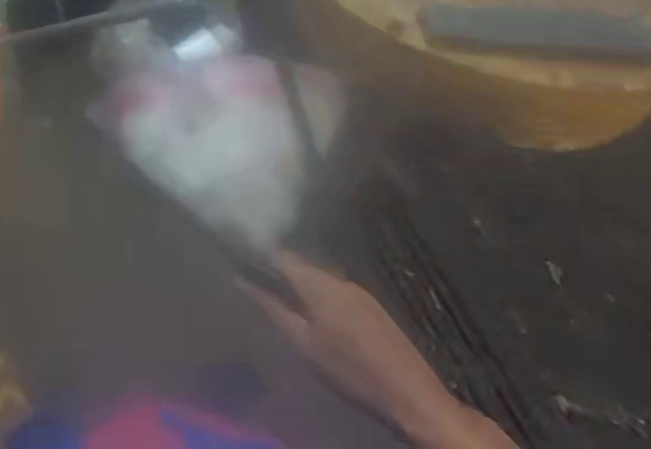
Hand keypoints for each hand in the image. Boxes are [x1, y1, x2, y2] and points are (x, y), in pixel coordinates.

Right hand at [241, 252, 517, 448]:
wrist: (416, 401)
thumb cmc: (350, 370)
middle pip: (298, 263)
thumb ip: (269, 306)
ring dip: (297, 280)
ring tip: (278, 292)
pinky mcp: (374, 308)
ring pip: (317, 276)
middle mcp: (338, 279)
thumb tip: (238, 278)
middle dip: (274, 266)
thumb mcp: (302, 342)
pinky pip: (334, 288)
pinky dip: (316, 290)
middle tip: (252, 274)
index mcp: (317, 283)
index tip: (234, 250)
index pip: (277, 253)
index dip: (254, 249)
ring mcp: (360, 293)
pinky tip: (312, 309)